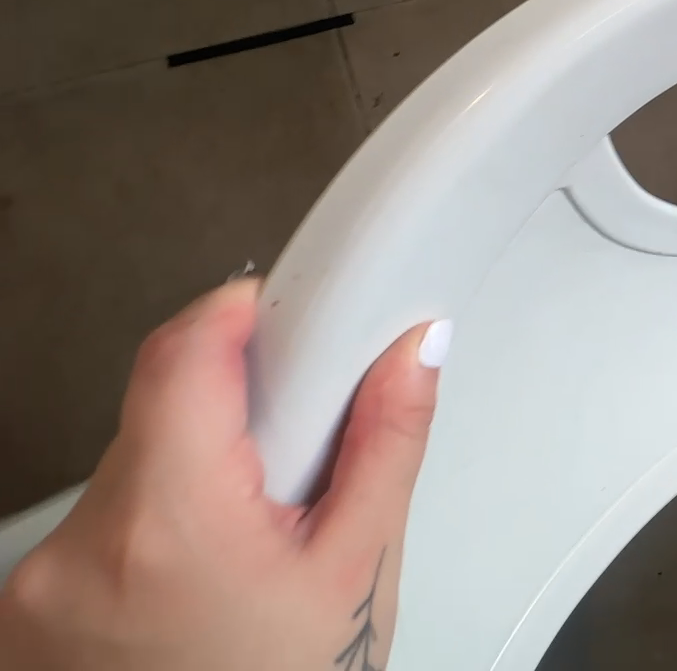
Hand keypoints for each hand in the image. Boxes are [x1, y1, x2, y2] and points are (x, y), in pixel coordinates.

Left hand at [0, 279, 446, 669]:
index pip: (183, 359)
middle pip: (171, 404)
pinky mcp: (27, 600)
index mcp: (167, 526)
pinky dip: (182, 498)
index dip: (242, 308)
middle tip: (321, 435)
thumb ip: (390, 439)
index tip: (293, 296)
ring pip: (147, 454)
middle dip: (260, 397)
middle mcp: (74, 549)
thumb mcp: (363, 561)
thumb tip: (418, 351)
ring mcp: (33, 583)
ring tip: (279, 516)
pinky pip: (116, 504)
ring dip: (223, 452)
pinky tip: (231, 550)